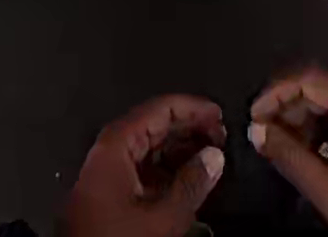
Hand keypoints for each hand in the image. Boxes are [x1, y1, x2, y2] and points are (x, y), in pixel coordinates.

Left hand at [61, 94, 226, 236]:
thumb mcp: (161, 220)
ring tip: (209, 161)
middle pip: (157, 124)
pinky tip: (187, 182)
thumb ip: (192, 183)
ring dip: (181, 151)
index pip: (163, 108)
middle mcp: (110, 150)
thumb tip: (215, 156)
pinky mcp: (107, 196)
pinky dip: (167, 171)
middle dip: (191, 130)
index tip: (221, 118)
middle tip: (220, 140)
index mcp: (117, 144)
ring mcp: (106, 173)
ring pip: (151, 148)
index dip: (195, 109)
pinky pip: (143, 170)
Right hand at [248, 69, 327, 236]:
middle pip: (315, 85)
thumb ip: (288, 155)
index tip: (254, 113)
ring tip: (283, 148)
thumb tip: (260, 131)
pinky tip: (305, 150)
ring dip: (300, 119)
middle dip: (285, 109)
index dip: (275, 94)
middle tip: (263, 133)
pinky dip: (316, 125)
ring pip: (323, 96)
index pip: (308, 79)